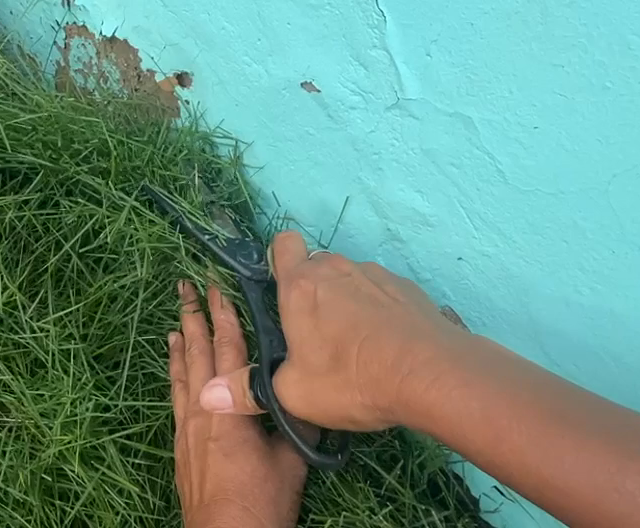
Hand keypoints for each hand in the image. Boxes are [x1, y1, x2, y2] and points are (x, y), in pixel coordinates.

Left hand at [171, 280, 306, 527]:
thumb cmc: (261, 500)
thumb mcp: (291, 461)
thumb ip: (296, 423)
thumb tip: (307, 391)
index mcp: (229, 405)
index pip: (227, 348)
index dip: (223, 315)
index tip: (217, 287)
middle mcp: (203, 406)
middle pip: (197, 351)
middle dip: (193, 316)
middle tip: (185, 286)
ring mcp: (187, 423)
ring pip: (181, 370)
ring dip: (180, 341)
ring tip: (176, 320)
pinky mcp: (180, 441)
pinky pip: (175, 394)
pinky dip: (175, 372)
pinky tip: (175, 367)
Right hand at [199, 231, 470, 431]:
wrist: (431, 374)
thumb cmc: (351, 377)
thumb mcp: (295, 393)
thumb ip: (249, 391)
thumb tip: (208, 396)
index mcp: (299, 285)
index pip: (282, 243)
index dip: (280, 259)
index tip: (283, 289)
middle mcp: (334, 269)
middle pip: (317, 265)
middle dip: (314, 289)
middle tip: (317, 331)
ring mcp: (373, 275)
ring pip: (351, 278)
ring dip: (349, 300)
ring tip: (359, 344)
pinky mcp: (406, 288)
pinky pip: (383, 292)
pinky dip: (381, 310)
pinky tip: (390, 345)